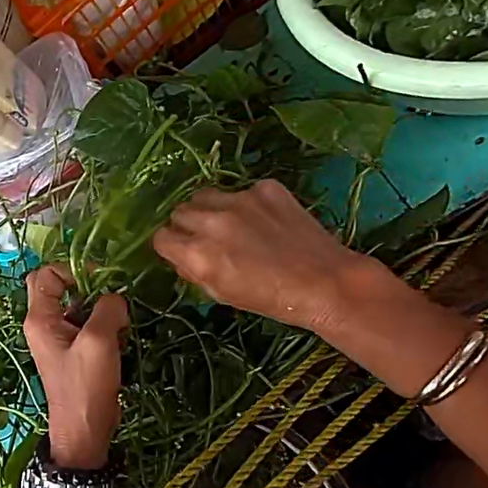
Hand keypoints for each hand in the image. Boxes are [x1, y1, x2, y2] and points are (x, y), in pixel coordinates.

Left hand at [24, 264, 127, 469]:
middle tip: (111, 298)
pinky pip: (87, 325)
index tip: (100, 281)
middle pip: (60, 287)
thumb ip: (107, 309)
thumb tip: (116, 297)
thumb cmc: (86, 386)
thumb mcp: (99, 342)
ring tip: (120, 325)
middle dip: (88, 287)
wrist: (85, 431)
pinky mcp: (74, 350)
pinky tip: (119, 340)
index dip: (73, 270)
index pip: (46, 274)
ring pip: (78, 306)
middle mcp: (43, 324)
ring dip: (101, 309)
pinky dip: (104, 326)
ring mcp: (58, 338)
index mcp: (39, 318)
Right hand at [152, 179, 372, 332]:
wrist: (326, 283)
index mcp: (198, 253)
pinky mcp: (265, 188)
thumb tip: (179, 255)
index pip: (161, 237)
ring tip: (231, 225)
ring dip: (210, 209)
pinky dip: (245, 204)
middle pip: (179, 212)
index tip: (181, 251)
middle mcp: (212, 221)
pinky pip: (240, 190)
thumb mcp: (221, 294)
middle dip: (187, 226)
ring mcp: (240, 200)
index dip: (170, 246)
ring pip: (204, 195)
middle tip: (208, 239)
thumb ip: (192, 271)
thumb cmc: (270, 299)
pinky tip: (263, 221)